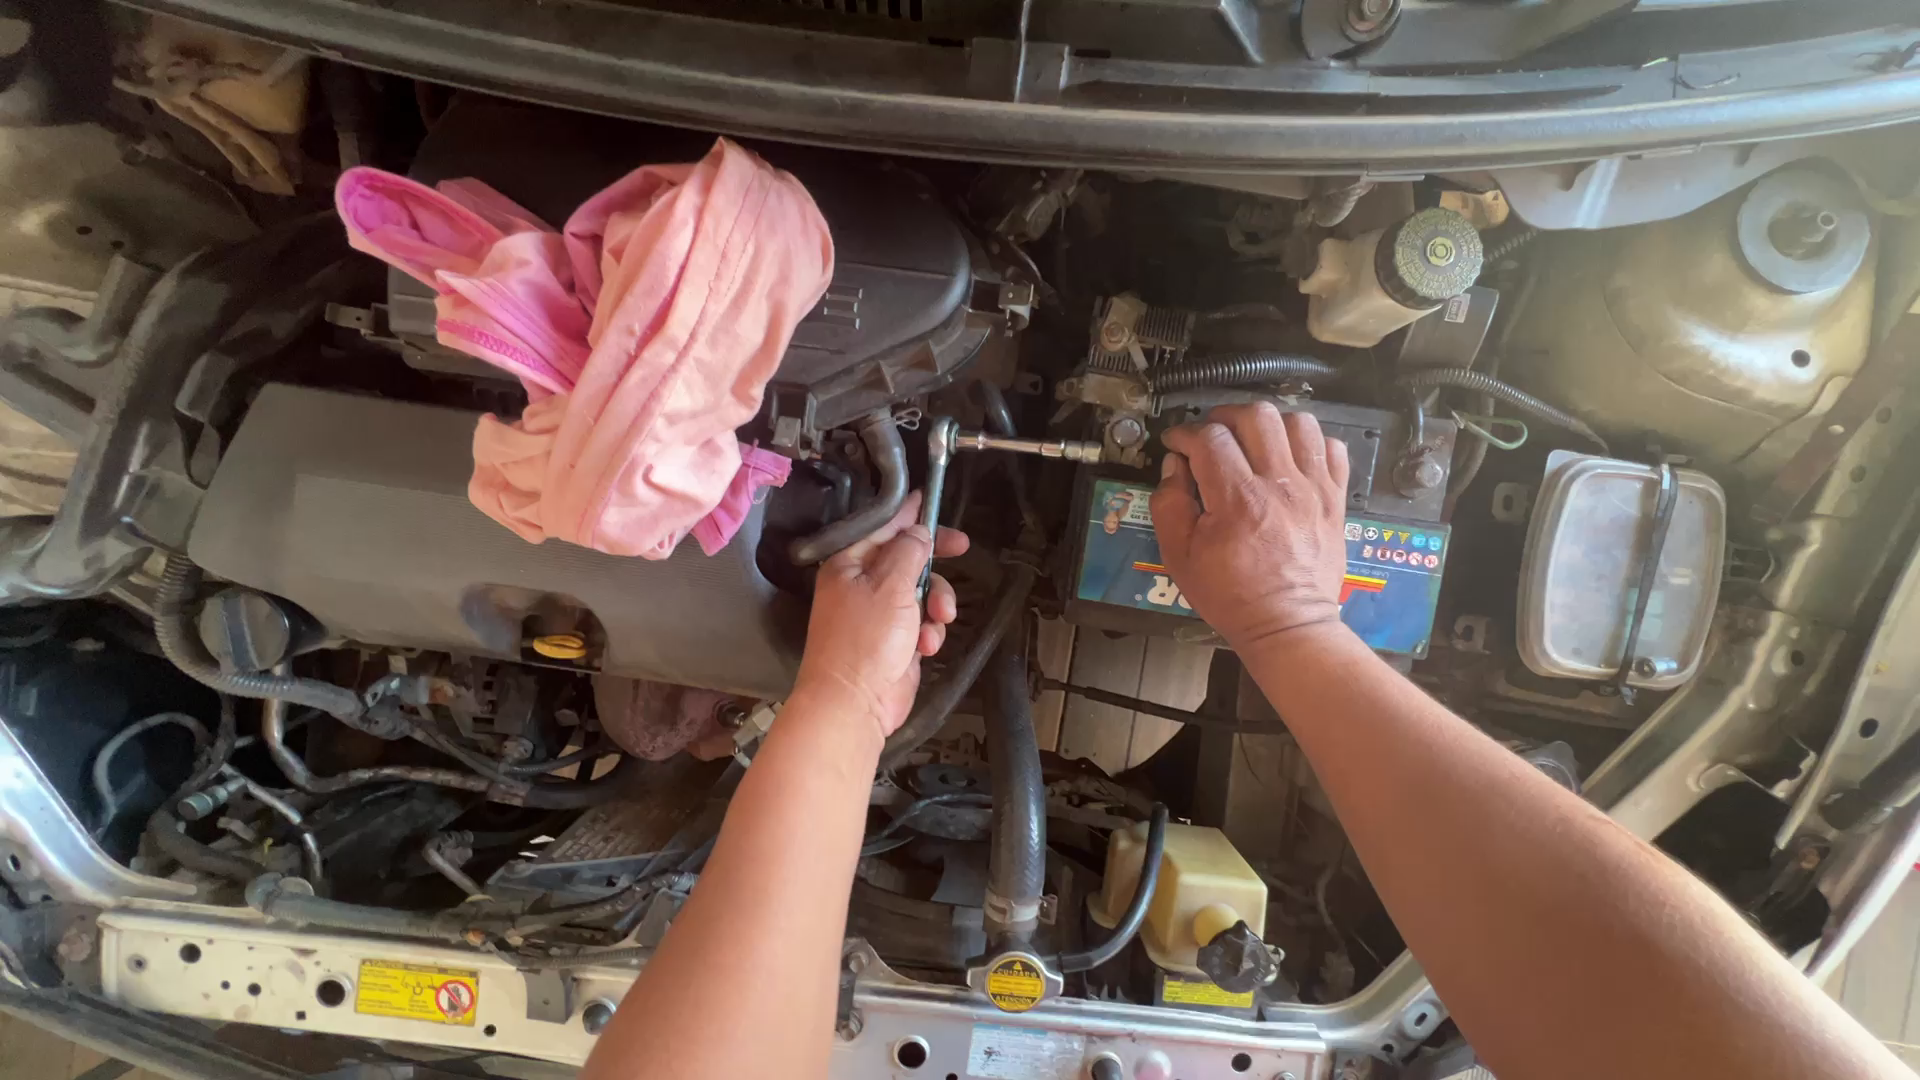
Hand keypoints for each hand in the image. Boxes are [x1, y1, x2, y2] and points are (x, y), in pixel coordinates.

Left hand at [794, 491, 968, 740]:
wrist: (853, 704)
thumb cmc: (865, 640)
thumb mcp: (891, 586)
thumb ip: (909, 552)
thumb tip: (919, 533)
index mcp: (849, 564)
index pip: (882, 527)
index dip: (910, 513)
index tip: (933, 500)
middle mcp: (861, 584)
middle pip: (906, 558)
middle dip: (933, 561)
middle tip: (961, 548)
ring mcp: (877, 613)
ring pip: (920, 591)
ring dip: (936, 604)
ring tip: (939, 620)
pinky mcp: (893, 640)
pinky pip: (921, 623)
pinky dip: (928, 632)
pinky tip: (925, 646)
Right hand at [1152, 403, 1351, 653]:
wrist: (1286, 623)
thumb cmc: (1228, 593)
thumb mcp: (1178, 555)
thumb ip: (1169, 504)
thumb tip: (1175, 465)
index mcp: (1236, 499)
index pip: (1209, 438)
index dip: (1185, 433)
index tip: (1176, 444)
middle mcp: (1278, 484)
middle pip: (1256, 416)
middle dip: (1224, 416)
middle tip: (1211, 436)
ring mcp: (1314, 489)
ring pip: (1298, 423)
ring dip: (1269, 424)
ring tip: (1252, 441)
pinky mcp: (1335, 498)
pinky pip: (1332, 448)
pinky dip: (1309, 443)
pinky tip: (1288, 458)